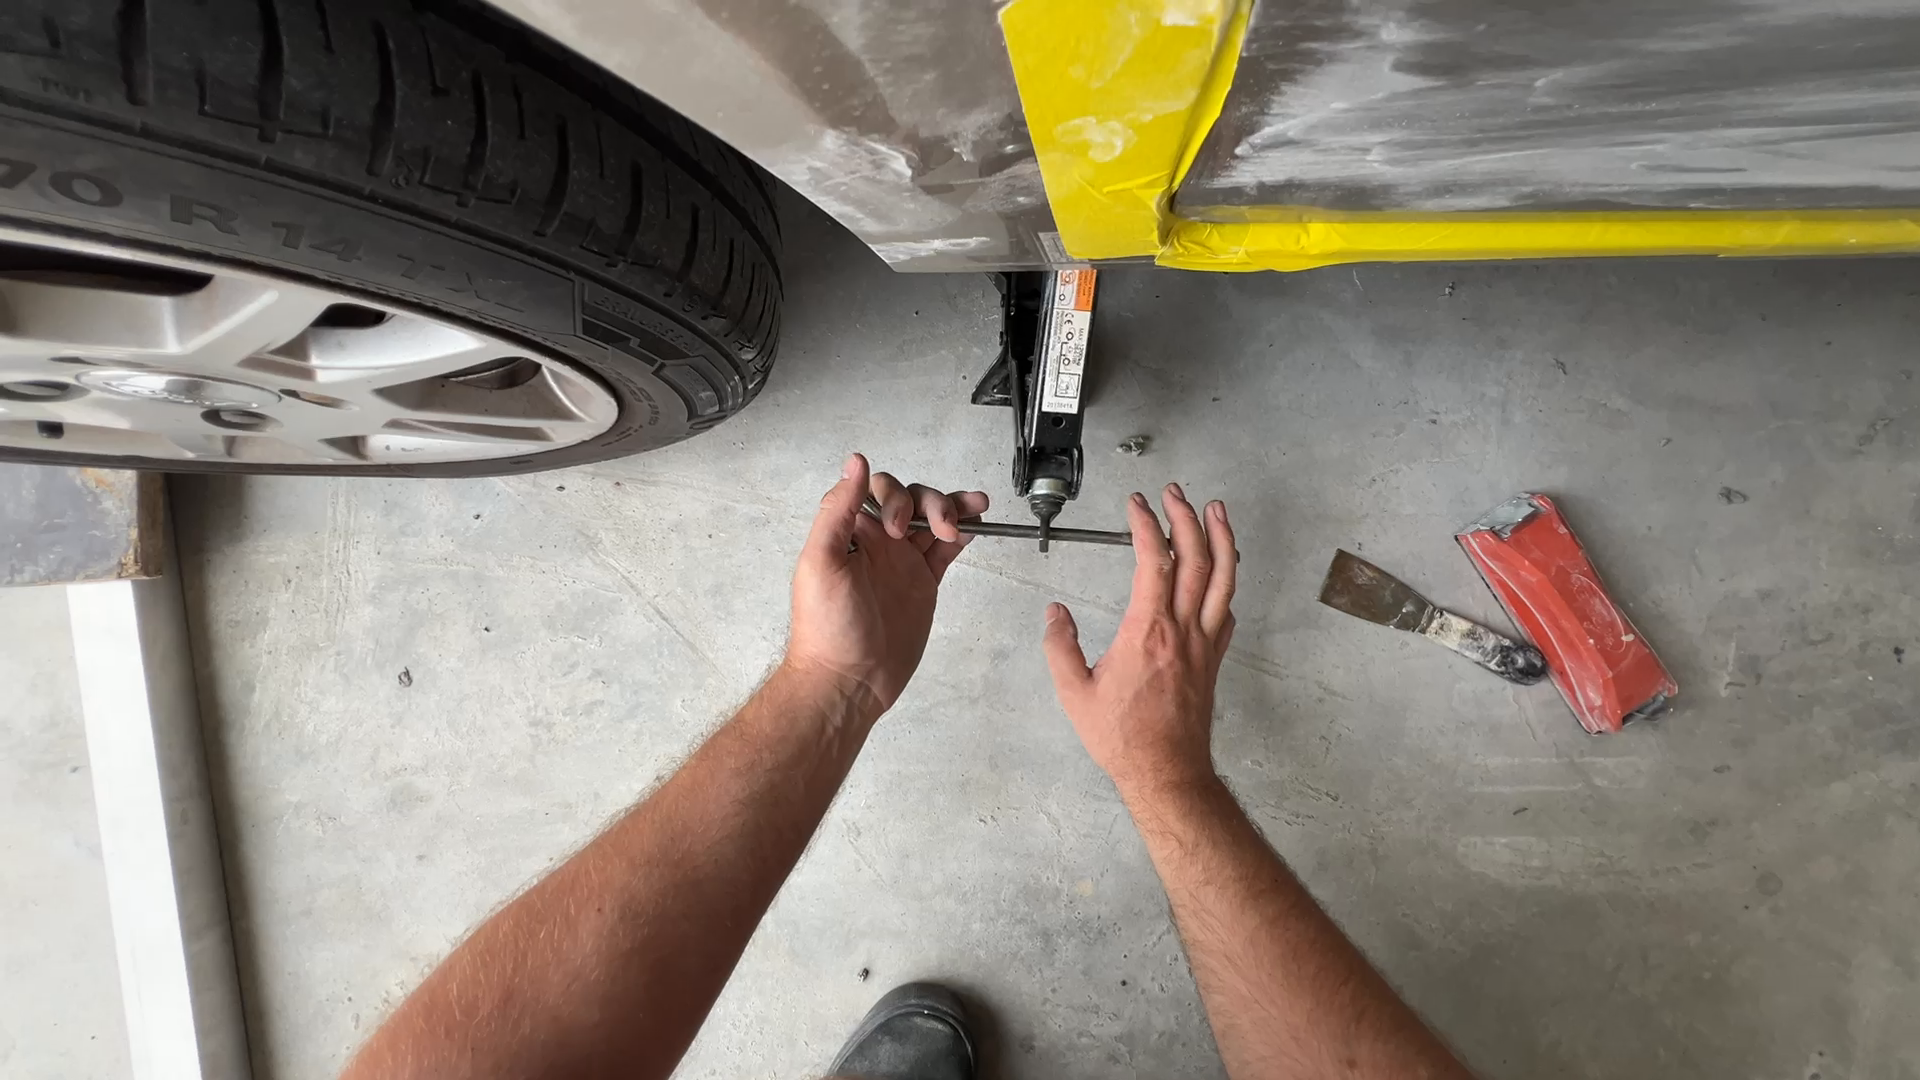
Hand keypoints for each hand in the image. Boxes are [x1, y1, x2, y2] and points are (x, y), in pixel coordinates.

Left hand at [783, 453, 987, 718]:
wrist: (848, 680)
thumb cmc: (827, 626)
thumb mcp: (822, 561)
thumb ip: (838, 510)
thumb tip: (855, 461)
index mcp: (851, 532)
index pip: (878, 490)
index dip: (895, 497)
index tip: (897, 527)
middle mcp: (878, 542)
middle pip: (912, 501)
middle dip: (932, 503)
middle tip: (940, 527)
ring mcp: (902, 563)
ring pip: (933, 521)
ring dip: (954, 509)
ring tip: (976, 510)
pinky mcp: (923, 584)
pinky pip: (945, 552)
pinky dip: (962, 536)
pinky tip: (974, 529)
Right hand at [1042, 485, 1236, 796]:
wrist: (1167, 772)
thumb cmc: (1123, 737)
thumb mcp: (1074, 692)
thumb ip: (1060, 646)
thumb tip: (1055, 613)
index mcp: (1147, 632)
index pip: (1153, 561)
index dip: (1146, 525)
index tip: (1137, 505)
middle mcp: (1182, 630)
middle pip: (1195, 559)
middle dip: (1186, 518)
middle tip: (1175, 494)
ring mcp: (1204, 643)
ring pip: (1223, 578)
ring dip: (1222, 538)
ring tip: (1216, 511)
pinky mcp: (1214, 659)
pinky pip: (1225, 610)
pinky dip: (1226, 582)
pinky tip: (1221, 573)